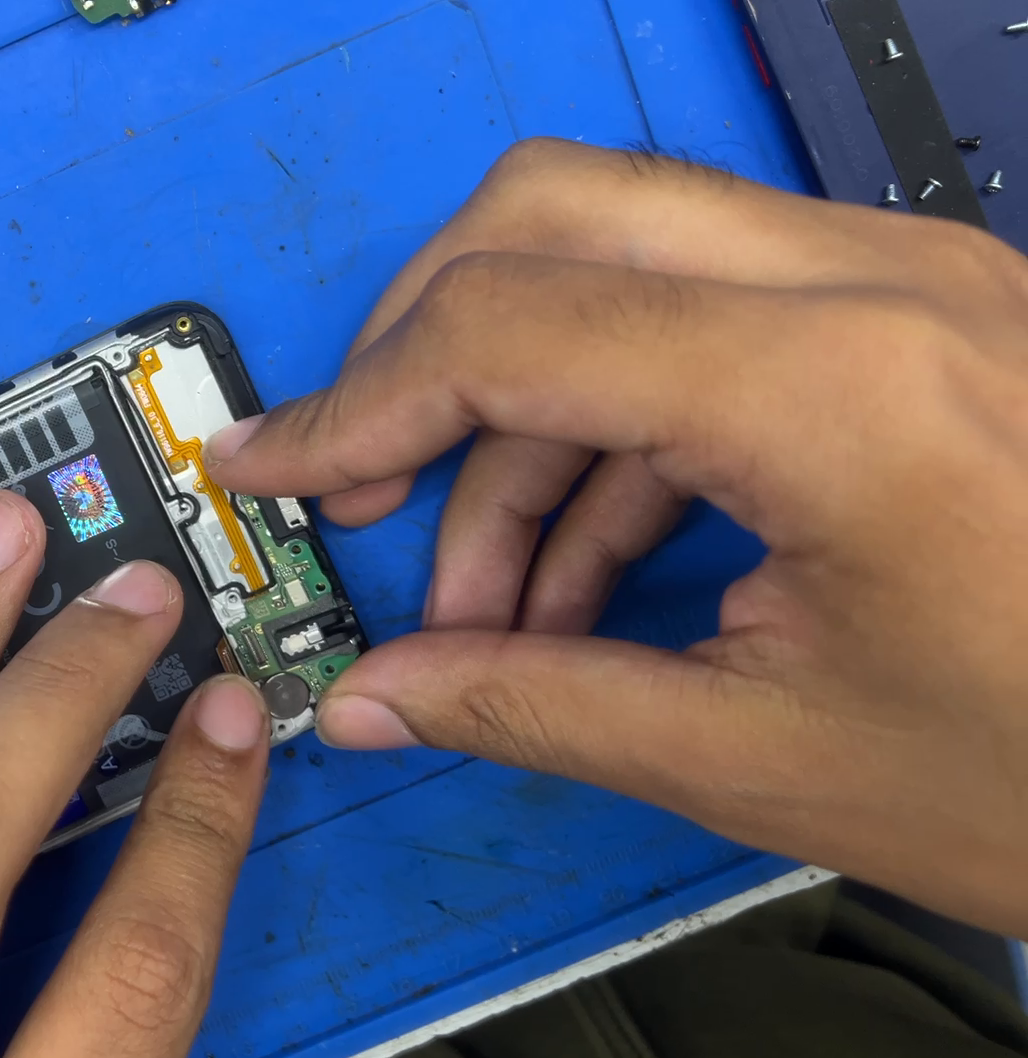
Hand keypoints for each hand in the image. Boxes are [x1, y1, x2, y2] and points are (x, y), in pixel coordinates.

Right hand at [206, 139, 1027, 937]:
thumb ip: (522, 711)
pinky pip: (658, 345)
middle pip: (533, 217)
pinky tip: (560, 586)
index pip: (497, 330)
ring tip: (474, 604)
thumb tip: (356, 707)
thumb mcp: (762, 761)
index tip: (258, 465)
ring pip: (587, 277)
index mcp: (834, 390)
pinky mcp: (876, 326)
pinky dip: (571, 460)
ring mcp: (878, 287)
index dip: (343, 407)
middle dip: (404, 350)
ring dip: (491, 442)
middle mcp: (857, 286)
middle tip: (361, 475)